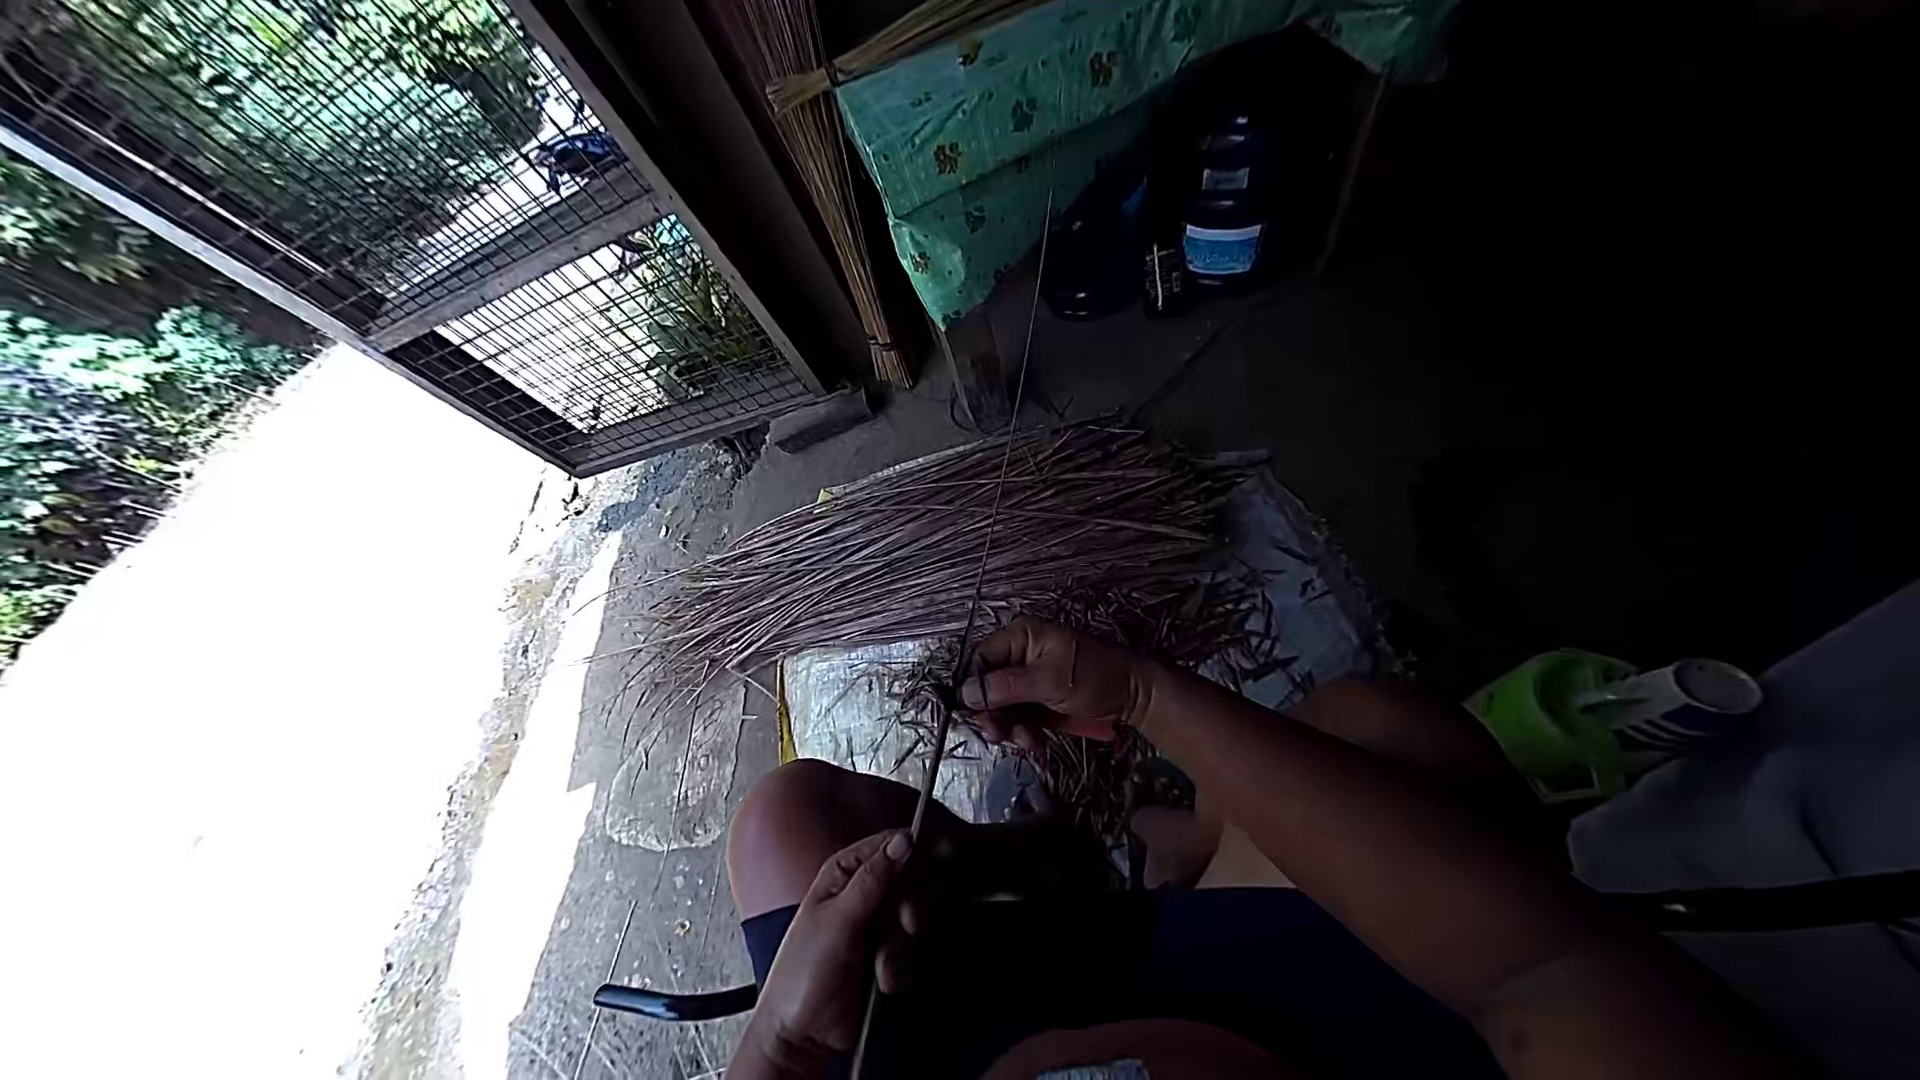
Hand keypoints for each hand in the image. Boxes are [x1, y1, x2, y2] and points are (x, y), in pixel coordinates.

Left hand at [740, 830, 911, 1074]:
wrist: (802, 1037)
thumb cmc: (805, 973)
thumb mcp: (838, 920)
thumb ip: (872, 878)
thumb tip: (902, 840)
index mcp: (845, 871)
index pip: (889, 845)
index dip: (911, 854)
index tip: (928, 869)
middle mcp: (864, 891)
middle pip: (910, 880)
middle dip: (910, 907)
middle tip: (906, 924)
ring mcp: (877, 923)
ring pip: (915, 915)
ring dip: (903, 945)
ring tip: (883, 966)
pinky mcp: (888, 952)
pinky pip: (914, 948)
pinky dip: (904, 966)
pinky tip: (884, 981)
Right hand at [958, 616, 1156, 746]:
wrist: (1135, 697)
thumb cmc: (1095, 678)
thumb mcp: (1048, 681)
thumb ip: (1004, 686)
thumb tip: (965, 692)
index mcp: (1022, 636)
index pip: (981, 658)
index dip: (974, 687)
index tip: (976, 713)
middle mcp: (1022, 653)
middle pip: (988, 685)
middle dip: (994, 713)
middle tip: (999, 735)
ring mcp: (1031, 677)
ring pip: (1002, 705)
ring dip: (1010, 727)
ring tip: (1028, 742)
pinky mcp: (1040, 697)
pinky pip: (1020, 715)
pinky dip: (1024, 731)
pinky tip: (1036, 742)